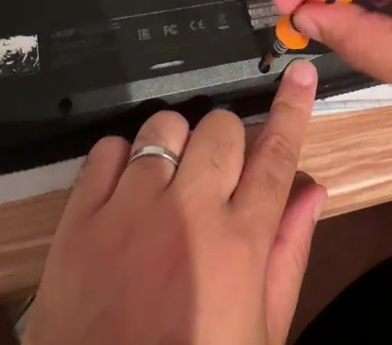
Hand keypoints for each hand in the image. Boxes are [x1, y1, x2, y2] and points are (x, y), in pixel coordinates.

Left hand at [25, 60, 328, 344]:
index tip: (300, 73)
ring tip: (171, 180)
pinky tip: (128, 188)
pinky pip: (107, 149)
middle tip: (219, 176)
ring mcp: (130, 210)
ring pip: (164, 127)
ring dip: (177, 144)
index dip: (292, 109)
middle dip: (229, 142)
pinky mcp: (79, 219)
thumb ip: (288, 256)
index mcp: (240, 243)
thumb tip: (311, 191)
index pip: (276, 156)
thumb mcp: (260, 333)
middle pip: (222, 129)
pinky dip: (122, 158)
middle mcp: (188, 212)